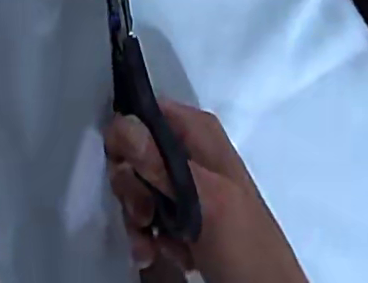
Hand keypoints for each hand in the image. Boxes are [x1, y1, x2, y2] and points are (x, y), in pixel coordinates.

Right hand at [105, 99, 307, 282]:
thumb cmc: (246, 248)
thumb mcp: (205, 201)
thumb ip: (161, 163)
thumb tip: (122, 124)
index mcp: (199, 133)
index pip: (147, 111)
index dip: (127, 136)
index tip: (124, 169)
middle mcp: (191, 152)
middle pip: (136, 152)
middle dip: (131, 187)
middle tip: (143, 216)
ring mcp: (187, 187)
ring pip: (139, 186)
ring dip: (136, 218)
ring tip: (149, 246)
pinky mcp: (184, 219)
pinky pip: (149, 215)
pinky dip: (146, 236)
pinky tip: (153, 255)